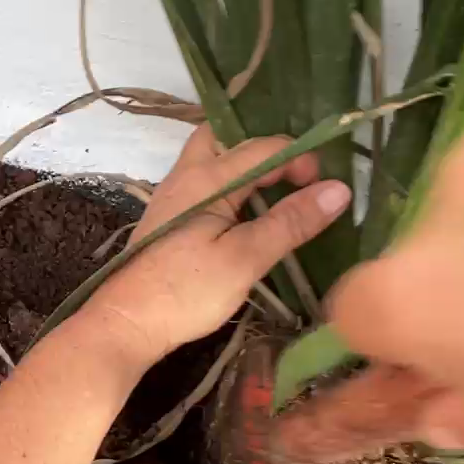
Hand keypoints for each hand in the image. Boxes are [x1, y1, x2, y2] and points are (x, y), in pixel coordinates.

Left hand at [74, 125, 350, 371]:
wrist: (125, 324)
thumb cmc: (185, 292)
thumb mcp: (244, 259)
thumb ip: (289, 223)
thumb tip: (339, 189)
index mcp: (205, 178)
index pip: (263, 147)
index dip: (301, 159)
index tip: (325, 188)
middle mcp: (184, 177)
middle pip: (226, 139)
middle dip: (265, 149)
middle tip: (297, 175)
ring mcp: (172, 199)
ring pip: (212, 162)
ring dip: (247, 170)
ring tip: (280, 193)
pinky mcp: (168, 223)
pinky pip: (205, 188)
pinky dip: (231, 190)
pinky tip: (247, 216)